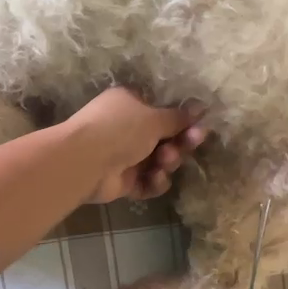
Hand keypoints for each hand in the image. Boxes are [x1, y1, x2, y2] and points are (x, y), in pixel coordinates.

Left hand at [63, 88, 206, 203]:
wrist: (86, 162)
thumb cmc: (120, 129)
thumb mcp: (154, 118)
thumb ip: (179, 117)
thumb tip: (201, 107)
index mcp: (130, 105)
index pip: (161, 112)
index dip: (182, 121)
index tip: (200, 126)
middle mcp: (127, 129)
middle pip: (164, 138)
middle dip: (180, 142)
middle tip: (193, 141)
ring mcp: (125, 157)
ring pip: (158, 162)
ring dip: (168, 162)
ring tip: (164, 161)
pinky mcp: (124, 182)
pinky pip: (147, 183)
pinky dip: (154, 182)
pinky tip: (155, 178)